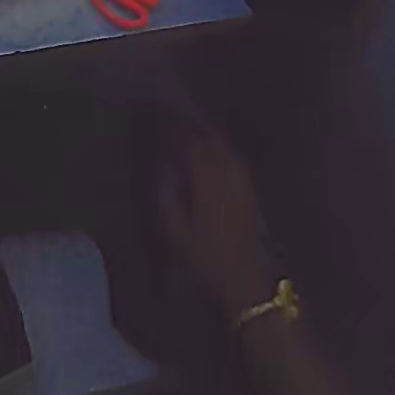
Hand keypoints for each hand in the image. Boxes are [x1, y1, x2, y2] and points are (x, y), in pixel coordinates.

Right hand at [158, 126, 277, 315]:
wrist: (250, 286)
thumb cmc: (206, 259)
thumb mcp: (174, 228)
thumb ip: (166, 190)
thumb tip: (162, 163)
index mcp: (206, 174)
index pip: (183, 136)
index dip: (163, 121)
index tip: (144, 108)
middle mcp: (227, 168)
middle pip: (202, 132)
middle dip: (179, 119)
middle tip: (156, 109)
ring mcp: (242, 176)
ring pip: (217, 139)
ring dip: (196, 126)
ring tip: (176, 120)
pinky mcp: (249, 186)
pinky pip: (227, 150)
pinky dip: (211, 140)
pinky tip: (201, 142)